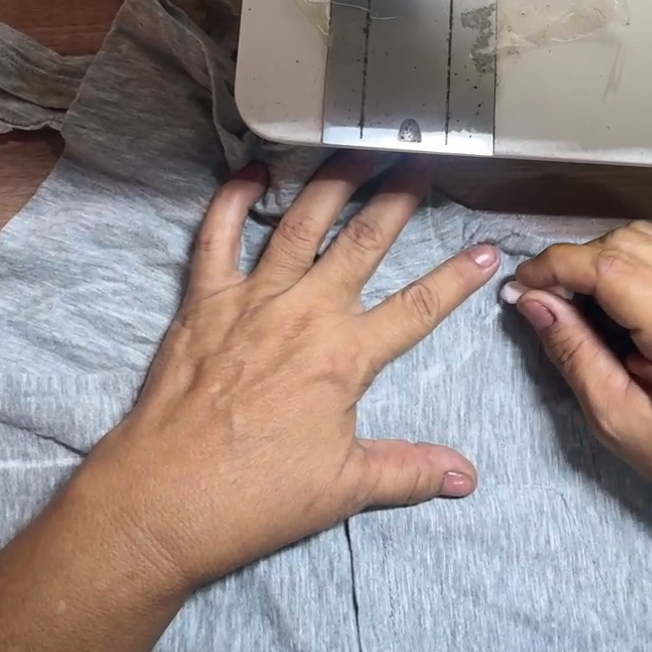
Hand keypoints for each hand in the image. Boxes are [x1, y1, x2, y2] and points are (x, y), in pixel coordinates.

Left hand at [79, 152, 499, 589]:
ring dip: (333, 183)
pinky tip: (253, 172)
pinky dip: (234, 200)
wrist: (164, 501)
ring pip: (302, 225)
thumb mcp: (344, 487)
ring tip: (357, 149)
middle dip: (399, 199)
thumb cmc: (256, 496)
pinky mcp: (205, 299)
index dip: (459, 278)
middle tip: (420, 161)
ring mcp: (254, 299)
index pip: (419, 307)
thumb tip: (466, 479)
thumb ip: (410, 472)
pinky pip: (218, 236)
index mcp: (346, 356)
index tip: (488, 250)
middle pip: (365, 242)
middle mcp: (307, 313)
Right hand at [507, 222, 651, 534]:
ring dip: (596, 258)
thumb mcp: (613, 416)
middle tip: (544, 297)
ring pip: (639, 237)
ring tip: (575, 297)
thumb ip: (571, 350)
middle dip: (573, 262)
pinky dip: (621, 260)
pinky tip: (607, 295)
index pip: (611, 271)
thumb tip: (529, 297)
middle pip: (624, 244)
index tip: (521, 283)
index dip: (557, 267)